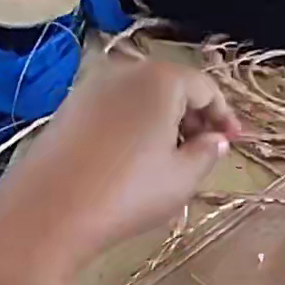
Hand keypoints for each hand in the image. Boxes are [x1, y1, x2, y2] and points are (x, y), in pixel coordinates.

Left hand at [0, 59, 240, 284]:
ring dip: (165, 121)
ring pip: (142, 97)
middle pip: (172, 86)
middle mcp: (124, 72)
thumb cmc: (129, 192)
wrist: (49, 212)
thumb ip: (207, 153)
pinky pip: (116, 108)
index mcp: (160, 81)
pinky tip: (138, 158)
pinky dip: (136, 125)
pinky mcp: (68, 109)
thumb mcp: (183, 178)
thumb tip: (216, 141)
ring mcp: (91, 88)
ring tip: (175, 157)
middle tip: (207, 149)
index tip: (235, 142)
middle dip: (195, 116)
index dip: (225, 115)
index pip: (205, 87)